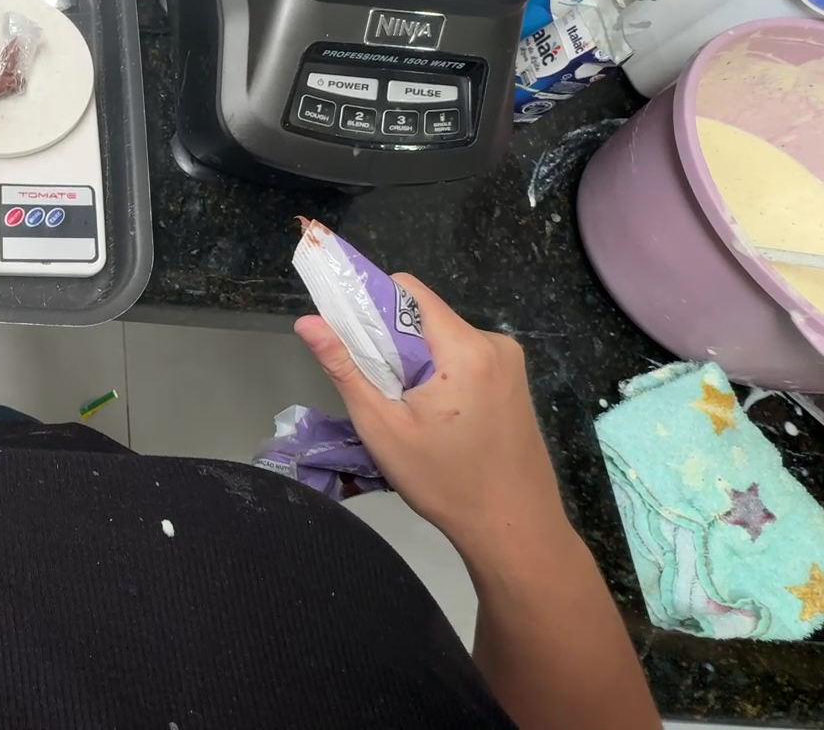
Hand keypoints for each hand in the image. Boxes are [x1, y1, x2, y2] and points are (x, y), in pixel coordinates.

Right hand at [294, 274, 568, 560]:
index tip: (346, 332)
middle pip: (421, 314)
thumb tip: (306, 321)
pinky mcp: (512, 382)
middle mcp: (494, 344)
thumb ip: (343, 366)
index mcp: (465, 348)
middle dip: (387, 338)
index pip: (407, 290)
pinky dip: (434, 371)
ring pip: (438, 336)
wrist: (517, 534)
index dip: (368, 301)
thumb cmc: (445, 480)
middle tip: (373, 384)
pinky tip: (430, 413)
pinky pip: (458, 355)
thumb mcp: (380, 424)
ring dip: (410, 357)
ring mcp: (509, 363)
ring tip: (402, 405)